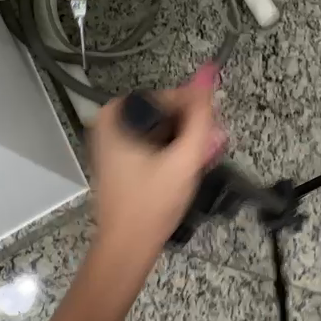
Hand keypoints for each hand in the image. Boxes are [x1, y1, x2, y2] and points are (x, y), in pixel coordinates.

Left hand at [87, 64, 225, 265]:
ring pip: (162, 129)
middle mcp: (108, 124)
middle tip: (212, 146)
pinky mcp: (119, 161)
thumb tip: (208, 72)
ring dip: (186, 140)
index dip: (195, 112)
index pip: (169, 96)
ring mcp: (112, 143)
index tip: (212, 131)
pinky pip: (153, 144)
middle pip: (165, 112)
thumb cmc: (151, 204)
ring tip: (205, 157)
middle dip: (192, 128)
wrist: (127, 248)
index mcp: (115, 115)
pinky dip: (172, 151)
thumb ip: (200, 115)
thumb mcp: (183, 157)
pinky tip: (191, 165)